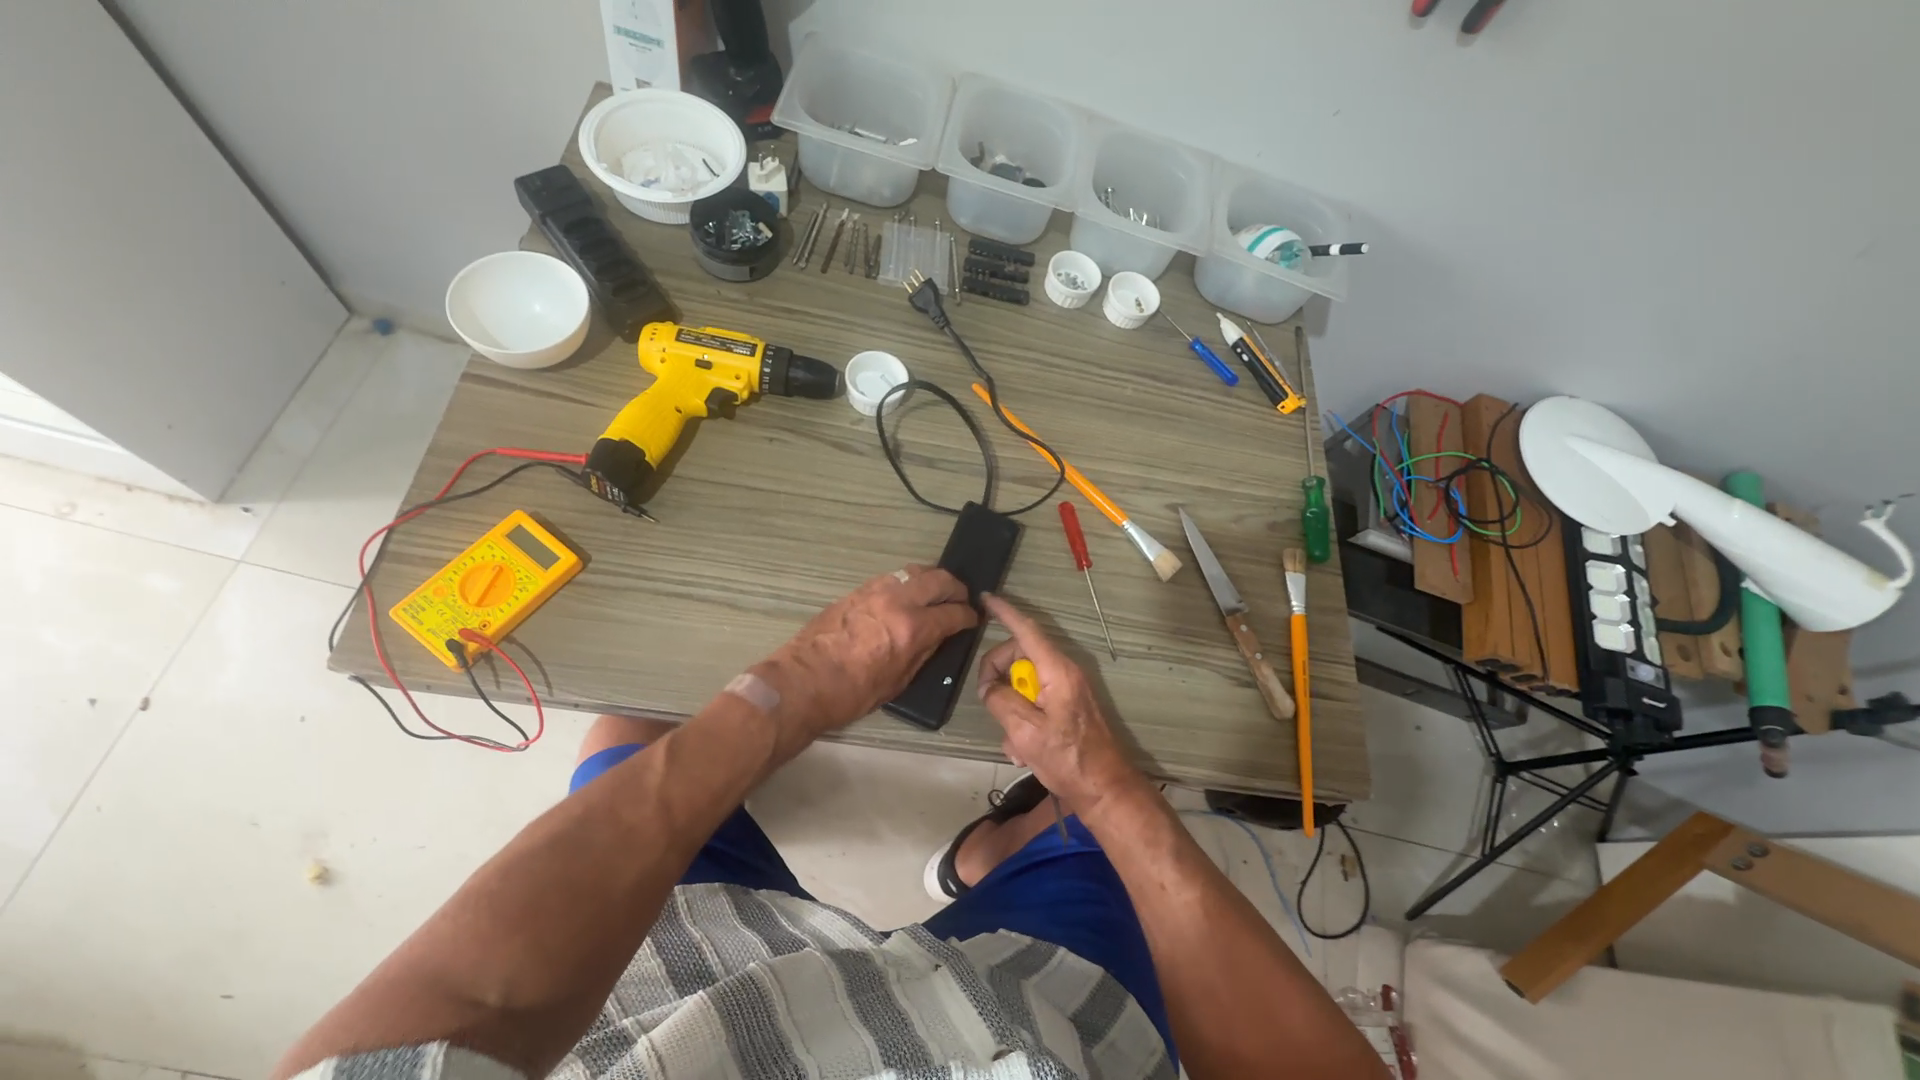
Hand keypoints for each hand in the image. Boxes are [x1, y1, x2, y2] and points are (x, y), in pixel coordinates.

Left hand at [749, 566, 976, 745]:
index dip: (969, 617)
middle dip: (956, 590)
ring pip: (914, 571)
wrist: (802, 682)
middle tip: (959, 602)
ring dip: (931, 581)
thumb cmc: (851, 694)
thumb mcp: (898, 681)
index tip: (972, 620)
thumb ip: (923, 653)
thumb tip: (938, 637)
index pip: (954, 613)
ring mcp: (875, 591)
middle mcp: (897, 601)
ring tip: (934, 596)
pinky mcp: (857, 591)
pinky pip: (891, 578)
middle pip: (939, 580)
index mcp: (912, 628)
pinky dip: (906, 584)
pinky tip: (905, 598)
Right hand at [975, 593, 1144, 811]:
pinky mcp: (1068, 706)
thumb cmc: (1069, 760)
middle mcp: (1065, 673)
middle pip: (1021, 655)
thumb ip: (1000, 702)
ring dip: (1010, 707)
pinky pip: (1036, 700)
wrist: (1106, 789)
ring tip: (1013, 742)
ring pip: (1025, 682)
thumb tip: (989, 688)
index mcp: (1057, 672)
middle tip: (987, 702)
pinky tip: (1022, 750)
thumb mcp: (1025, 732)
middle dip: (999, 675)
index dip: (1005, 613)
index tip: (986, 598)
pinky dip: (1023, 719)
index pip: (1027, 631)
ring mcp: (1068, 689)